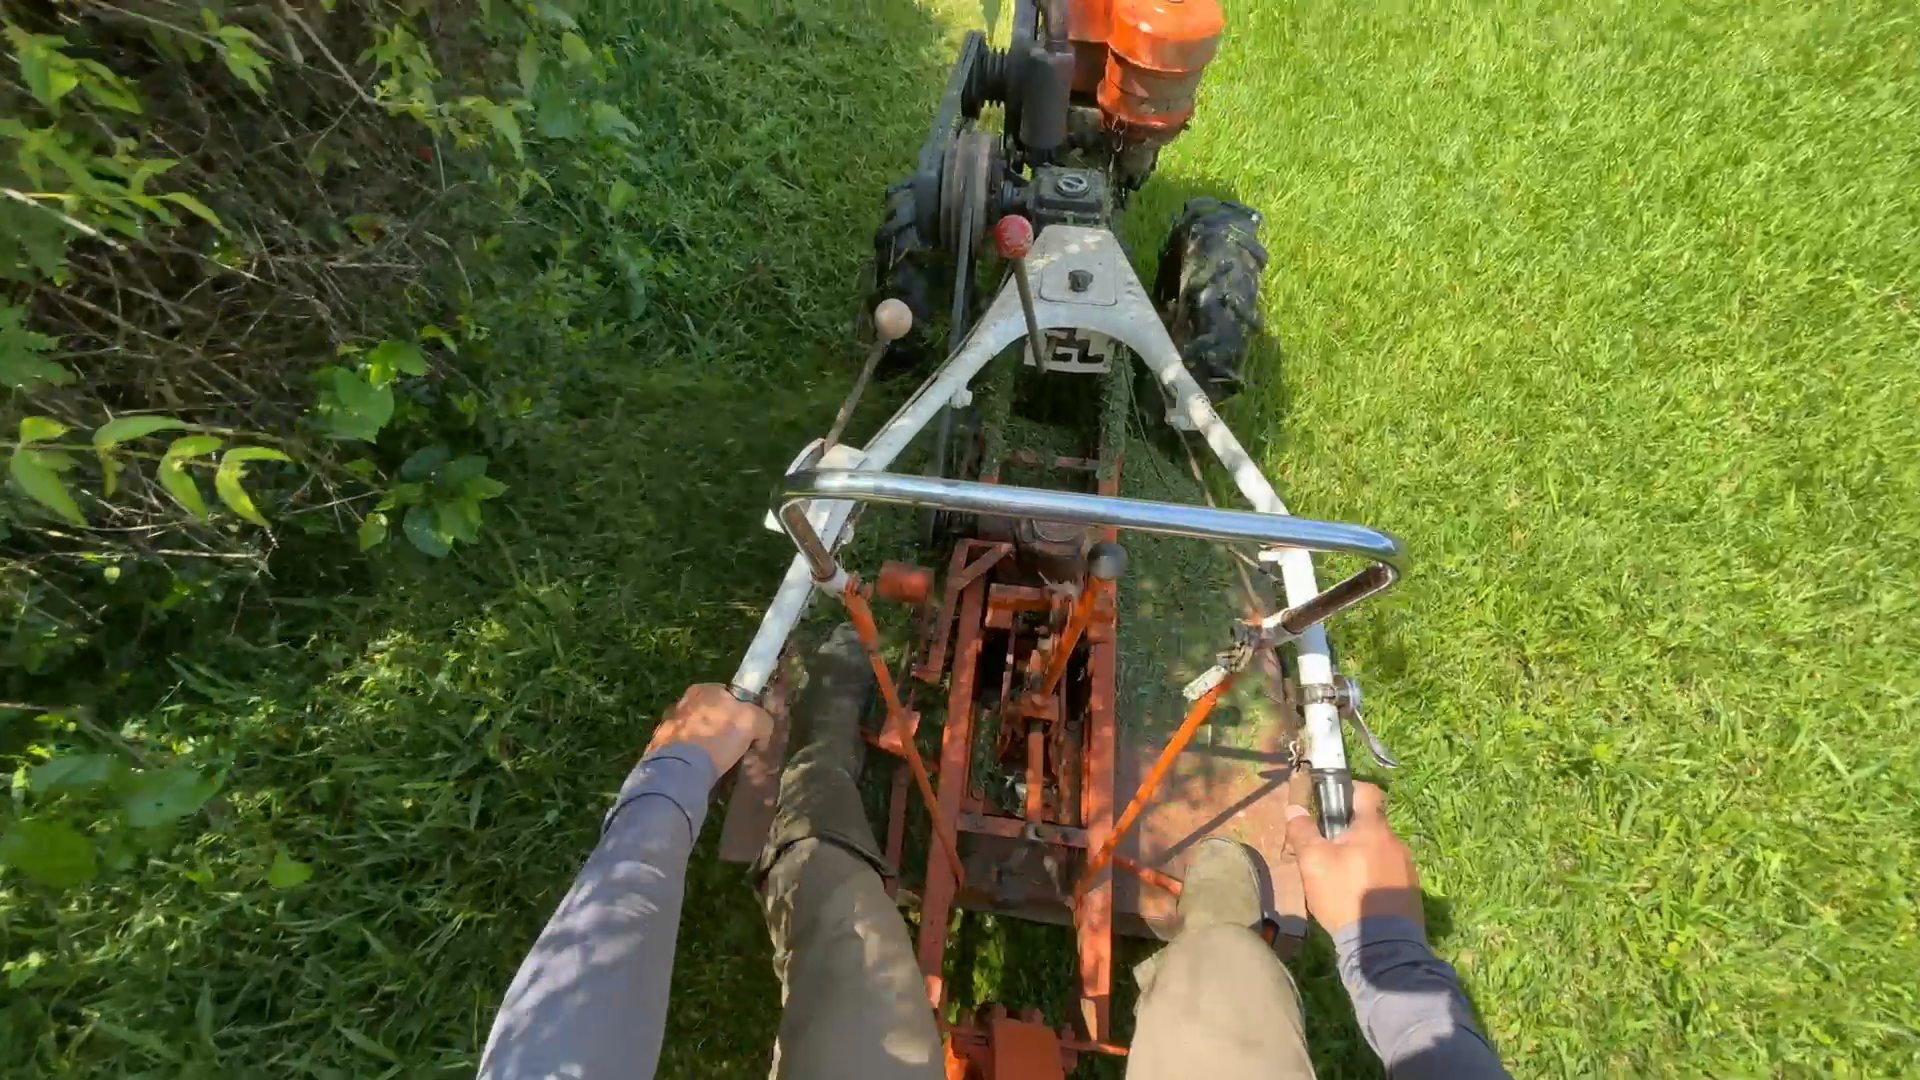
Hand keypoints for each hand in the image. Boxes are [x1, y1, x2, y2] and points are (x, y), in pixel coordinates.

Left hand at [645, 683, 773, 774]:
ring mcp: (667, 726)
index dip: (740, 708)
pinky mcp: (659, 748)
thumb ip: (763, 720)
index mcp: (702, 690)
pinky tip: (701, 769)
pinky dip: (692, 758)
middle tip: (733, 745)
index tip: (745, 726)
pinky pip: (683, 750)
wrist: (681, 769)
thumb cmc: (719, 737)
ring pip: (695, 732)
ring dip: (705, 743)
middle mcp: (681, 703)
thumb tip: (762, 730)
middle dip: (721, 726)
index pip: (726, 693)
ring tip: (717, 761)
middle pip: (710, 712)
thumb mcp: (754, 722)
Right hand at [1284, 781, 1423, 934]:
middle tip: (1326, 848)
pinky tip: (1358, 895)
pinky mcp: (1411, 891)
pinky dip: (1373, 875)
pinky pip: (1388, 871)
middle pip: (1369, 824)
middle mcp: (1395, 843)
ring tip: (1341, 877)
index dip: (1348, 789)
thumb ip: (1302, 830)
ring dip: (1361, 855)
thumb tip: (1294, 808)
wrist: (1384, 948)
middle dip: (1347, 831)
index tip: (1330, 801)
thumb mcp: (1313, 861)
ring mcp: (1407, 868)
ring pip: (1378, 849)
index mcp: (1373, 829)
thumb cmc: (1344, 895)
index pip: (1367, 791)